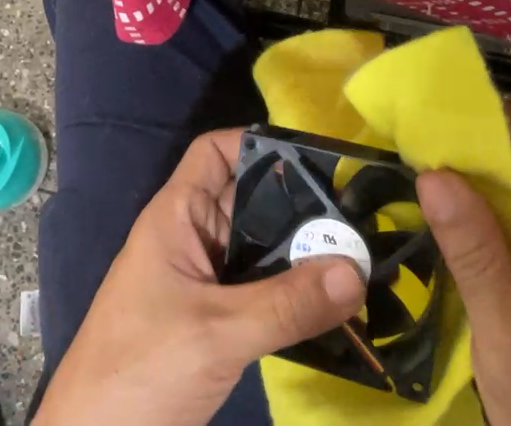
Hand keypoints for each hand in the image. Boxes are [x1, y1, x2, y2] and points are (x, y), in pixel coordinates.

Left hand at [36, 128, 367, 425]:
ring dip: (305, 256)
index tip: (321, 158)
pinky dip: (296, 295)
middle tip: (367, 217)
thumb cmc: (142, 367)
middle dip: (302, 206)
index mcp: (177, 217)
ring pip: (262, 250)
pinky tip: (341, 307)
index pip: (216, 152)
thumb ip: (287, 303)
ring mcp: (205, 282)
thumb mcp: (217, 332)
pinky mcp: (216, 321)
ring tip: (368, 259)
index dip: (259, 143)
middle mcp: (193, 238)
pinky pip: (263, 292)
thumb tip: (358, 269)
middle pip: (251, 201)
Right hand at [417, 101, 510, 425]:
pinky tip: (466, 223)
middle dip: (486, 138)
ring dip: (491, 170)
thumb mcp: (510, 347)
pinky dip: (503, 202)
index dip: (485, 126)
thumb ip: (475, 255)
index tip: (424, 134)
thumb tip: (434, 171)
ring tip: (433, 183)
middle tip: (423, 158)